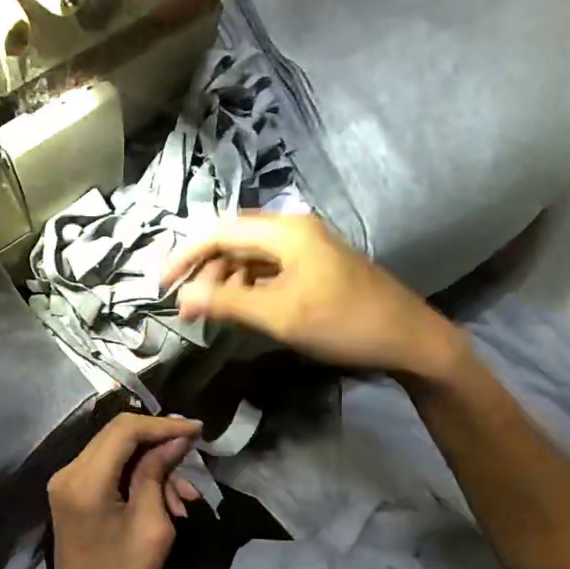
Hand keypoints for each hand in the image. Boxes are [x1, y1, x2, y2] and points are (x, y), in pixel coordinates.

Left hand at [46, 414, 202, 568]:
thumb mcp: (152, 525)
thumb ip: (159, 473)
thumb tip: (176, 439)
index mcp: (85, 481)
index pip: (125, 429)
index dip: (164, 424)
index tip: (198, 429)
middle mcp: (68, 473)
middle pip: (118, 434)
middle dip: (160, 439)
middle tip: (194, 450)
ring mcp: (66, 482)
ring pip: (116, 451)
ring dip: (153, 465)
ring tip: (186, 498)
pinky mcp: (72, 493)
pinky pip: (109, 469)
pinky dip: (138, 478)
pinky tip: (167, 502)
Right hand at [161, 213, 465, 379]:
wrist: (408, 338)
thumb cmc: (343, 324)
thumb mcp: (280, 315)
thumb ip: (227, 302)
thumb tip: (181, 297)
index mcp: (285, 231)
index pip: (220, 232)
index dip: (185, 256)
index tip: (161, 286)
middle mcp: (294, 229)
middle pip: (234, 241)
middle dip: (205, 270)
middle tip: (186, 307)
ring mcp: (307, 248)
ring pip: (251, 257)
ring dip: (225, 281)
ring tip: (209, 312)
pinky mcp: (315, 267)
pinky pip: (269, 270)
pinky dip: (248, 287)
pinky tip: (240, 308)